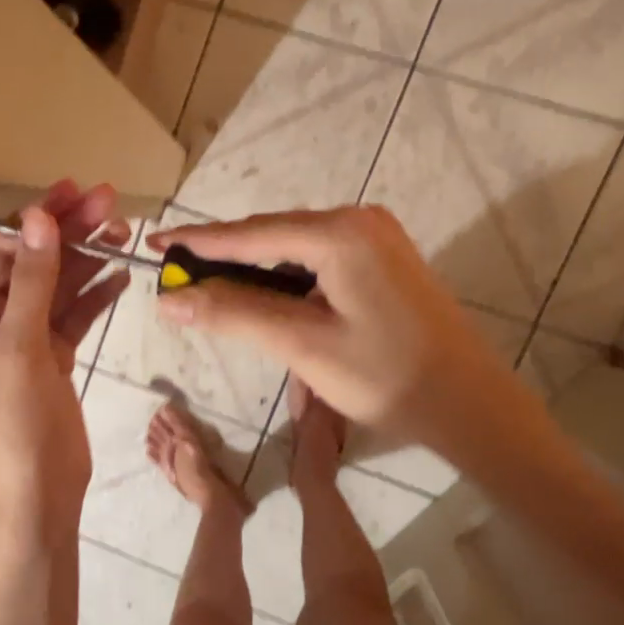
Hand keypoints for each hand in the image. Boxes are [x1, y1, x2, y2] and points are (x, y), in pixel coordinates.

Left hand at [0, 181, 129, 537]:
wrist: (39, 491)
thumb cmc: (15, 421)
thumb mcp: (19, 348)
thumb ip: (32, 282)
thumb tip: (36, 218)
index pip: (3, 253)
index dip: (37, 222)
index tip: (76, 195)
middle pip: (35, 264)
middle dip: (69, 232)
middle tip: (110, 200)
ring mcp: (27, 340)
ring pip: (59, 287)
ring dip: (88, 259)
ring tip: (124, 231)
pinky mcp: (54, 359)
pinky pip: (75, 316)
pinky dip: (96, 295)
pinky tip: (122, 276)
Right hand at [148, 207, 527, 447]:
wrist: (470, 404)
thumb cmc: (386, 376)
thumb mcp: (301, 345)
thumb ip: (232, 314)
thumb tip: (169, 299)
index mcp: (339, 234)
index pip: (248, 234)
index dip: (196, 242)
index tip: (152, 243)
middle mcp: (358, 220)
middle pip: (269, 236)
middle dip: (221, 258)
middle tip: (175, 279)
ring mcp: (375, 237)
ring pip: (291, 248)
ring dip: (250, 270)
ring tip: (208, 292)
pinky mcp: (383, 258)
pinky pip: (316, 258)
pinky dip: (282, 278)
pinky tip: (261, 298)